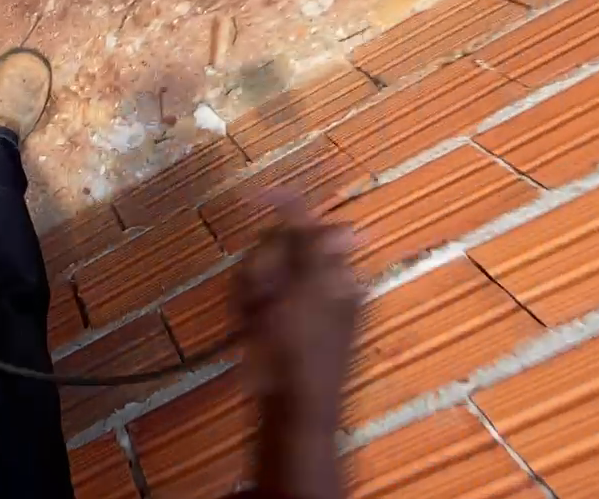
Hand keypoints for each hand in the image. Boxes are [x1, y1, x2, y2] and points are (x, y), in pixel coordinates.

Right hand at [236, 191, 361, 498]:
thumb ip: (318, 254)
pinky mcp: (284, 316)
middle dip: (260, 263)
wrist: (290, 402)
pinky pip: (256, 292)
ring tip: (252, 316)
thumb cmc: (298, 346)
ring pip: (261, 267)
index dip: (280, 204)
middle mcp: (323, 280)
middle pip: (277, 243)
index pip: (308, 220)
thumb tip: (351, 225)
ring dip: (250, 287)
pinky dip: (248, 304)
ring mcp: (302, 299)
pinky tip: (249, 324)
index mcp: (336, 271)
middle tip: (257, 291)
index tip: (247, 197)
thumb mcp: (307, 294)